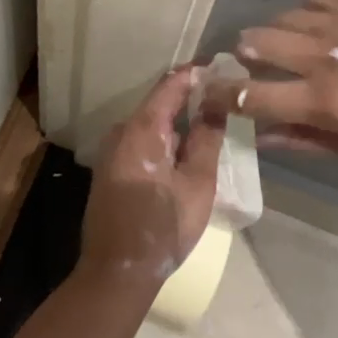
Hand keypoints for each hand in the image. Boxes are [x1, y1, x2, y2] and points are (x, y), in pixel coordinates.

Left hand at [78, 67, 224, 287]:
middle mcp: (121, 130)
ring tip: (212, 123)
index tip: (224, 67)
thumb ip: (207, 138)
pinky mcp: (111, 168)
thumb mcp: (198, 183)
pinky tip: (185, 150)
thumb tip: (217, 103)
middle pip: (160, 103)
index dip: (198, 73)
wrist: (117, 270)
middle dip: (191, 98)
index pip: (171, 84)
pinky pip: (141, 141)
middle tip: (226, 99)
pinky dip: (164, 139)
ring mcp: (112, 150)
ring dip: (178, 122)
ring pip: (151, 124)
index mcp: (141, 128)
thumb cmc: (163, 227)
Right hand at [205, 0, 337, 156]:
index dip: (219, 95)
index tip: (205, 91)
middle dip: (244, 56)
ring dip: (276, 33)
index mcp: (324, 100)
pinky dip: (308, 10)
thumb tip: (260, 134)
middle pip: (256, 43)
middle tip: (250, 64)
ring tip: (289, 44)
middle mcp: (325, 55)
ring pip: (282, 17)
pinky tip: (321, 22)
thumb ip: (306, 140)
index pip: (249, 95)